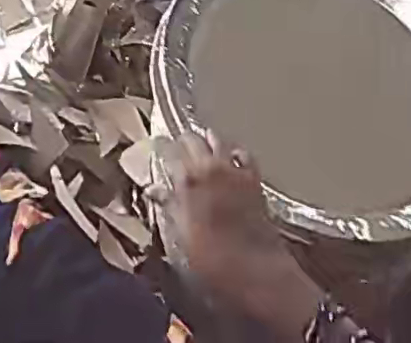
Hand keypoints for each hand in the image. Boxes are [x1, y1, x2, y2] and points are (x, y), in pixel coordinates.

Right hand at [162, 134, 324, 336]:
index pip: (168, 149)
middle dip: (182, 140)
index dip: (160, 146)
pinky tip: (231, 158)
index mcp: (187, 179)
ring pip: (216, 139)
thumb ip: (169, 205)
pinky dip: (234, 152)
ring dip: (206, 140)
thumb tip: (152, 189)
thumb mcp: (182, 233)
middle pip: (191, 138)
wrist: (258, 272)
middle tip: (176, 148)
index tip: (156, 147)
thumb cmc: (213, 258)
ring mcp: (233, 170)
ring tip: (201, 146)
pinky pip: (242, 153)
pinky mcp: (253, 178)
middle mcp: (208, 167)